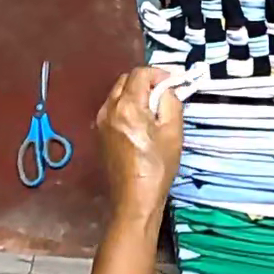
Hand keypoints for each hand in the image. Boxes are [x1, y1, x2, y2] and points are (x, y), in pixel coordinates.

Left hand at [95, 67, 182, 224]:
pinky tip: (140, 120)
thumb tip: (167, 88)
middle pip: (126, 79)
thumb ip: (170, 101)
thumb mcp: (173, 131)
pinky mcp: (100, 133)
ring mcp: (101, 121)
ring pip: (118, 92)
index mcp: (127, 106)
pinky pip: (113, 107)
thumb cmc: (157, 165)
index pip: (140, 73)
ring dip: (135, 92)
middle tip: (164, 92)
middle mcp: (109, 108)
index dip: (158, 73)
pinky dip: (126, 104)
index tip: (172, 83)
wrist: (134, 200)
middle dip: (146, 80)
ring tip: (153, 107)